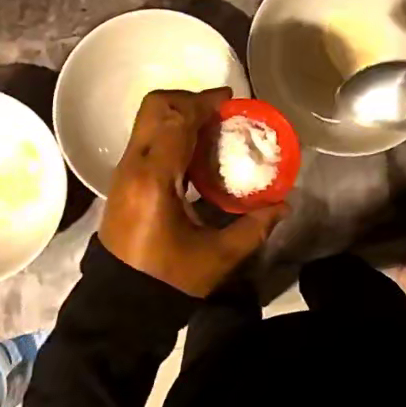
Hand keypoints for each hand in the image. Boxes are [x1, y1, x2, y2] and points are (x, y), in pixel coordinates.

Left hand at [100, 88, 288, 297]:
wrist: (121, 305)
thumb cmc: (170, 279)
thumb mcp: (219, 256)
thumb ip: (255, 226)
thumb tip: (284, 205)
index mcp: (155, 179)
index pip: (177, 120)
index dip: (204, 103)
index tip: (231, 100)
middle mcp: (134, 166)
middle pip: (155, 108)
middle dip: (189, 100)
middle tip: (219, 112)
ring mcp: (124, 173)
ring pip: (149, 121)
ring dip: (180, 116)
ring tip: (213, 130)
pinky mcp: (123, 182)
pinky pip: (148, 140)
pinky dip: (171, 134)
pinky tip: (197, 155)